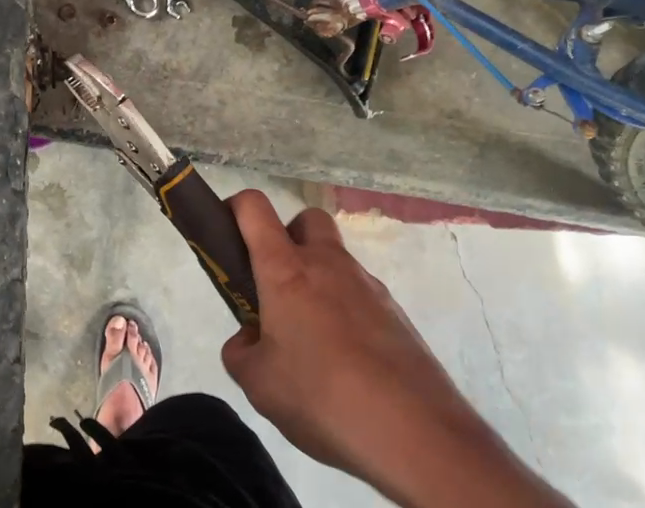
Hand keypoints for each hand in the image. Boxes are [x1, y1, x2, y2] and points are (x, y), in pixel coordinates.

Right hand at [220, 191, 568, 507]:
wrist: (418, 437)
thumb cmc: (322, 397)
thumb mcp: (257, 382)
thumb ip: (242, 351)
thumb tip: (252, 339)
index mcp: (285, 269)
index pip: (254, 207)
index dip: (235, 208)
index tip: (225, 236)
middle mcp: (329, 266)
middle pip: (307, 221)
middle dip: (288, 238)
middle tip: (276, 285)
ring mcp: (370, 289)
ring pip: (337, 264)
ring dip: (320, 284)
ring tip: (311, 342)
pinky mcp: (399, 319)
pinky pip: (362, 301)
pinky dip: (348, 317)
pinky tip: (346, 366)